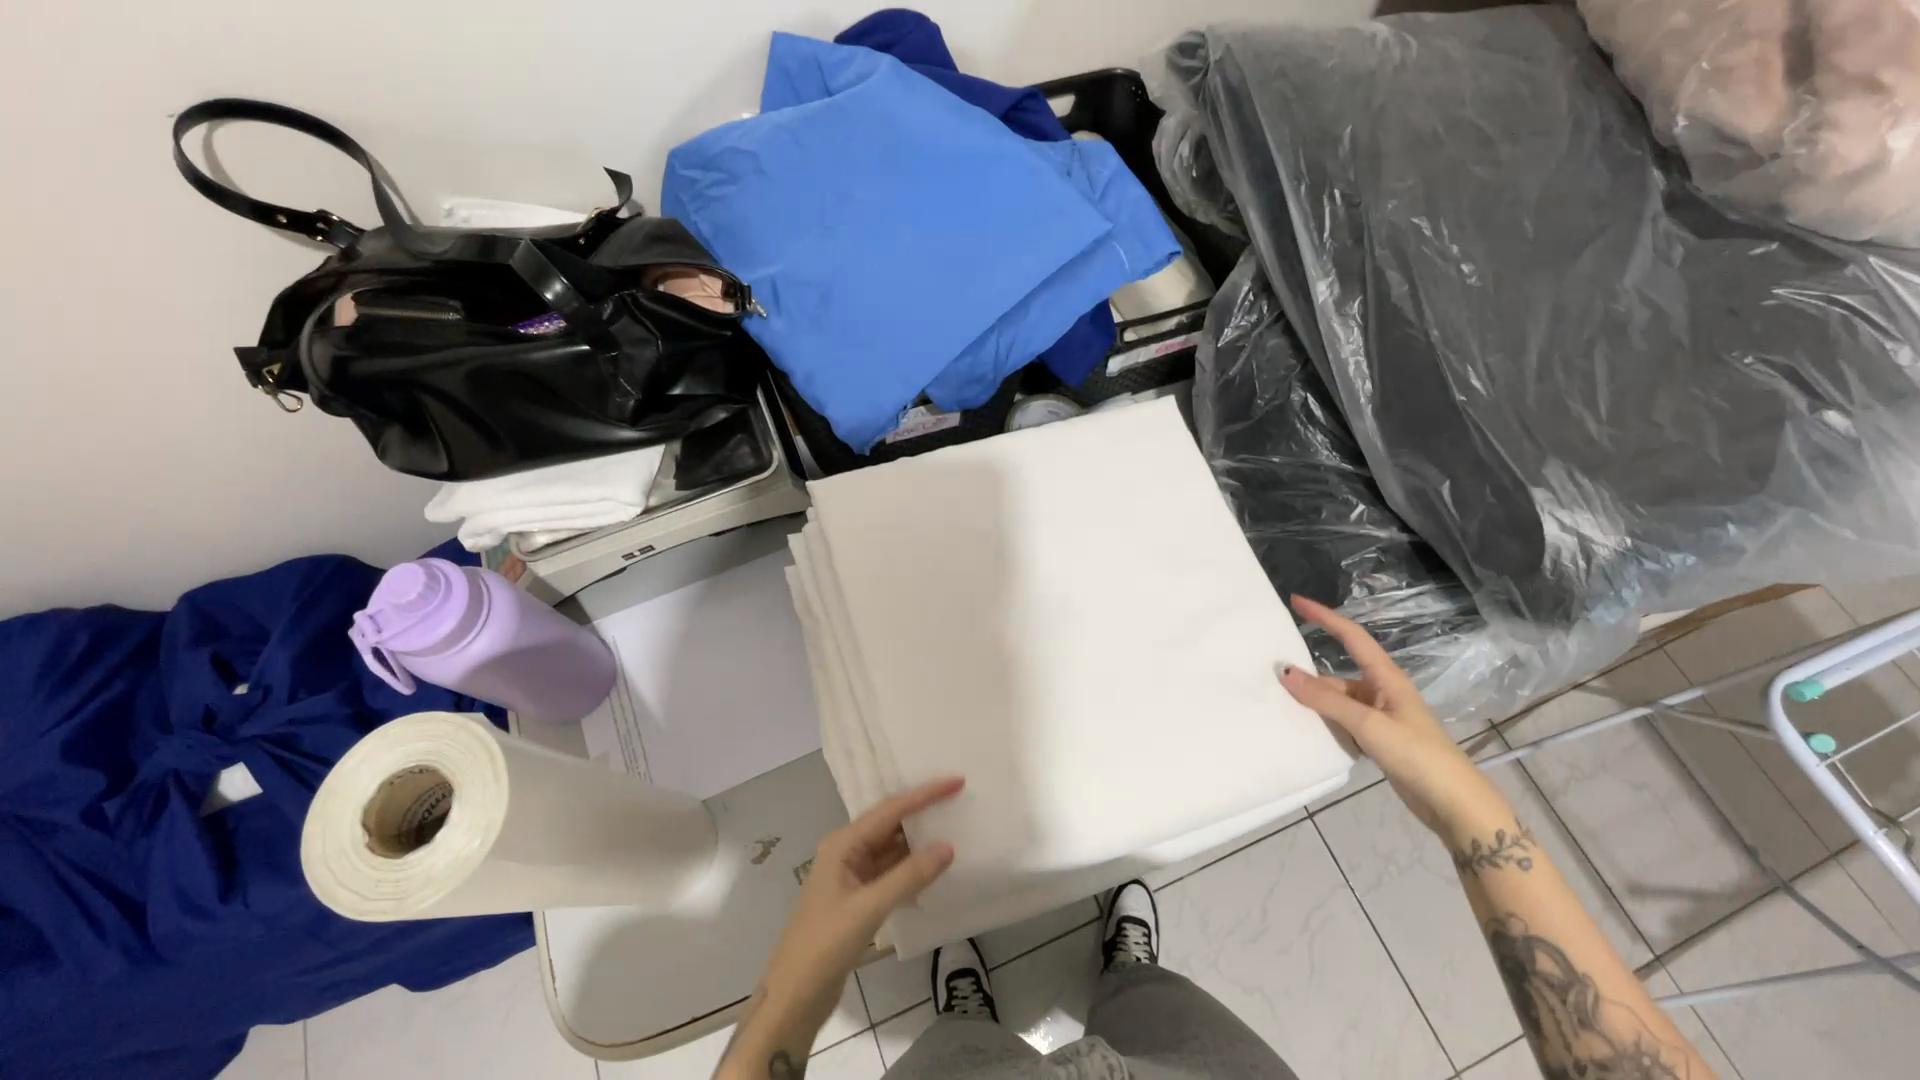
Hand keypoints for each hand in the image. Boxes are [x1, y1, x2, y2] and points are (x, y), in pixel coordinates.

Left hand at [755, 778, 962, 1035]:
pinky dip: (913, 870)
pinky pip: (892, 874)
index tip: (956, 781)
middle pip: (890, 824)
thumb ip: (909, 876)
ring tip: (956, 829)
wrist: (796, 995)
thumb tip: (948, 847)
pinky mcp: (859, 900)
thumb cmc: (826, 943)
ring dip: (920, 843)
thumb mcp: (869, 907)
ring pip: (892, 850)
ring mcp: (852, 877)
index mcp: (842, 845)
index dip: (924, 795)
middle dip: (923, 813)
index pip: (890, 810)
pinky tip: (936, 870)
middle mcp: (846, 853)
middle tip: (959, 801)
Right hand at [1279, 596, 1511, 844]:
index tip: (1296, 601)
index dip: (1325, 617)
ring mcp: (1379, 716)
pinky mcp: (1377, 739)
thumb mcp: (1369, 725)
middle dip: (1307, 674)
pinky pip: (1341, 722)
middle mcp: (1381, 691)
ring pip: (1336, 701)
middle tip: (1270, 671)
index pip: (1352, 637)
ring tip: (1277, 702)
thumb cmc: (1417, 755)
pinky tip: (1303, 729)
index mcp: (1386, 678)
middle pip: (1336, 675)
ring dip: (1313, 702)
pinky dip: (1323, 722)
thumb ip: (1325, 700)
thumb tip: (1285, 672)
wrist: (1452, 802)